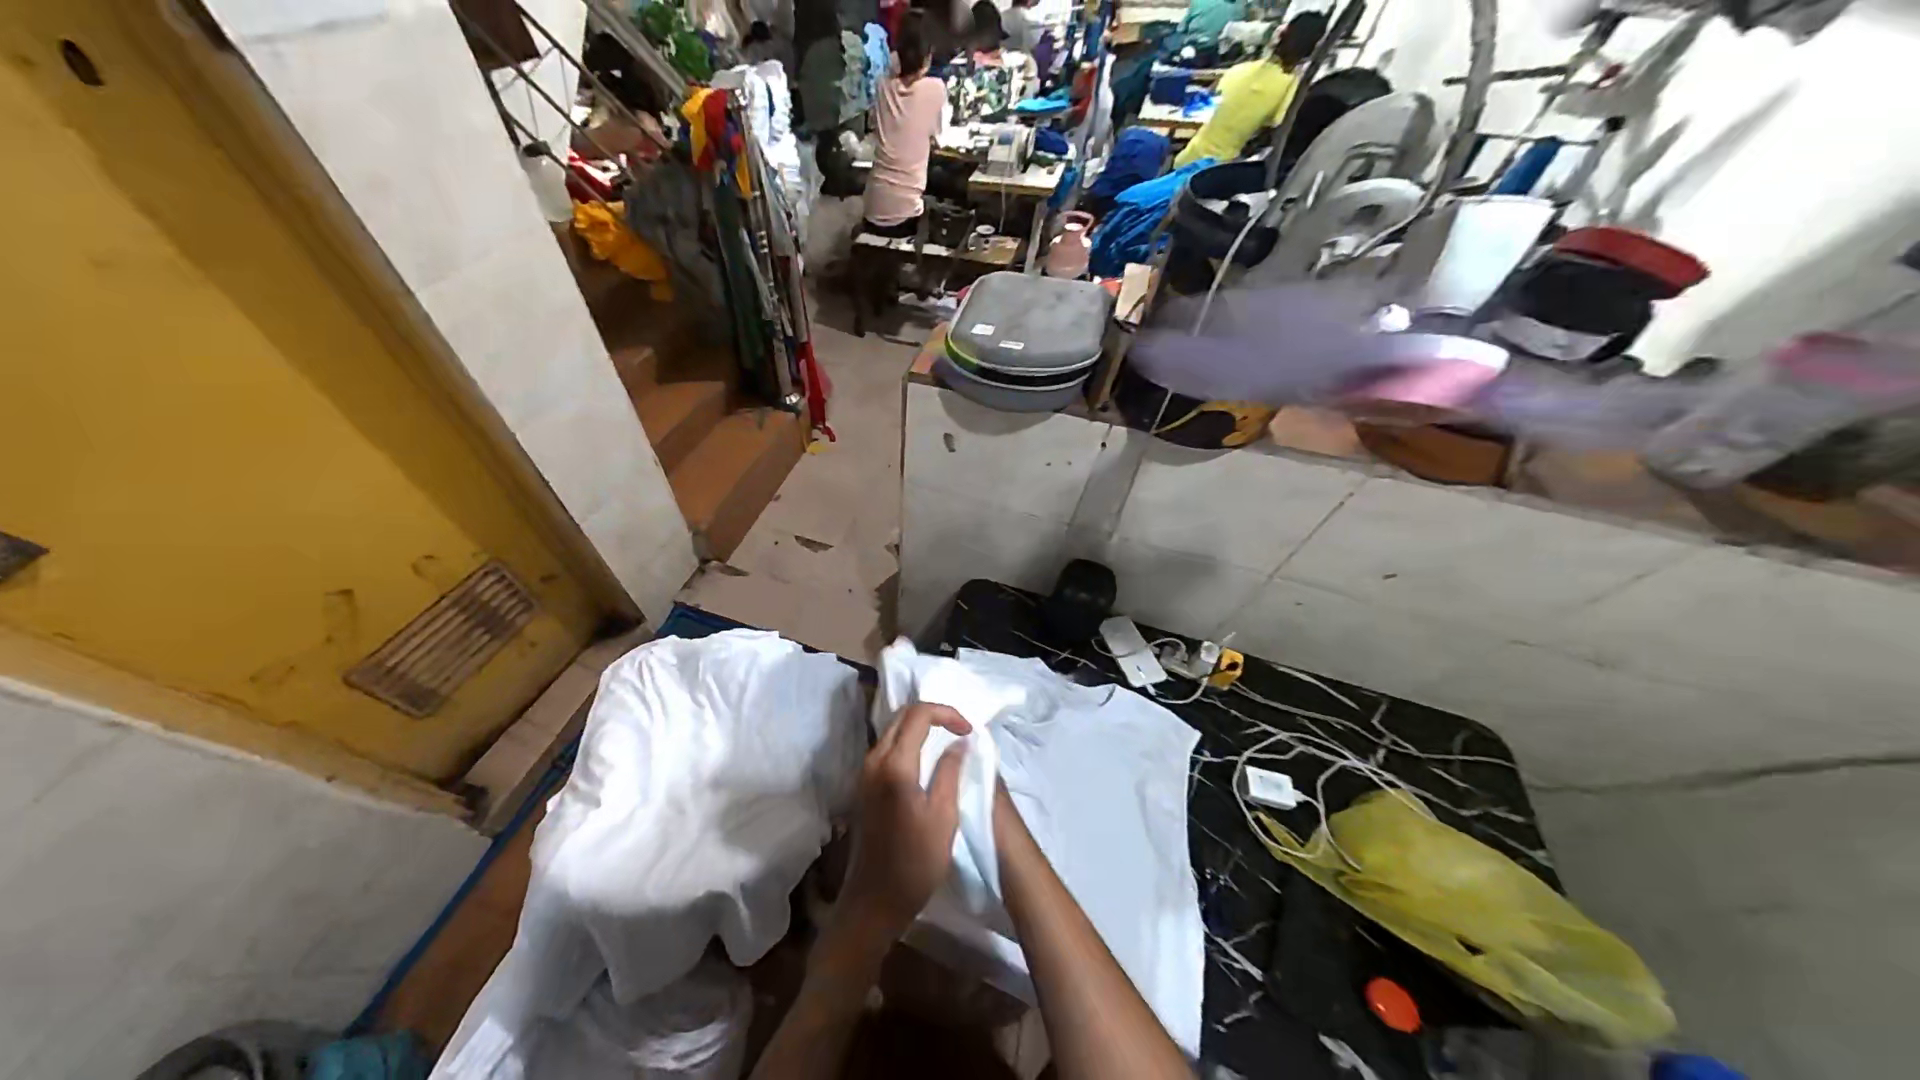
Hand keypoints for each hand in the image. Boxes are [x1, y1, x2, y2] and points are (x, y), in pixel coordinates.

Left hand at [835, 703, 972, 948]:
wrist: (873, 901)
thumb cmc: (915, 863)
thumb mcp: (944, 817)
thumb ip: (950, 772)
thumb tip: (959, 744)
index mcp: (894, 765)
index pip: (919, 715)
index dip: (947, 713)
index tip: (969, 731)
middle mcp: (874, 761)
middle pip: (902, 716)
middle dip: (933, 715)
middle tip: (960, 731)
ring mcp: (864, 773)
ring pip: (892, 731)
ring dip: (919, 727)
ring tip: (947, 742)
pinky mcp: (863, 786)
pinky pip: (886, 748)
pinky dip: (908, 742)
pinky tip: (926, 760)